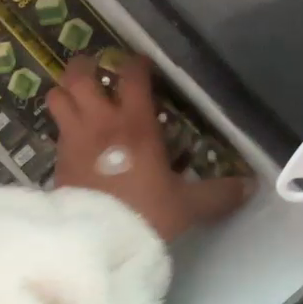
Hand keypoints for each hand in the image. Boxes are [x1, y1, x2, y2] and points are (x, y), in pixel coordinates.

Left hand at [50, 54, 253, 241]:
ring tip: (74, 96)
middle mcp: (100, 122)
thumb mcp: (187, 206)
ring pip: (57, 96)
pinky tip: (72, 135)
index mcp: (135, 124)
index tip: (141, 64)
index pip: (132, 77)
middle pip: (80, 76)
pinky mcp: (57, 160)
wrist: (98, 239)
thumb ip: (217, 194)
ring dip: (64, 91)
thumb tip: (248, 186)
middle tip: (94, 70)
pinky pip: (54, 129)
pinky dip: (60, 124)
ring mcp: (74, 138)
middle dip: (85, 66)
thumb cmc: (145, 214)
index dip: (136, 64)